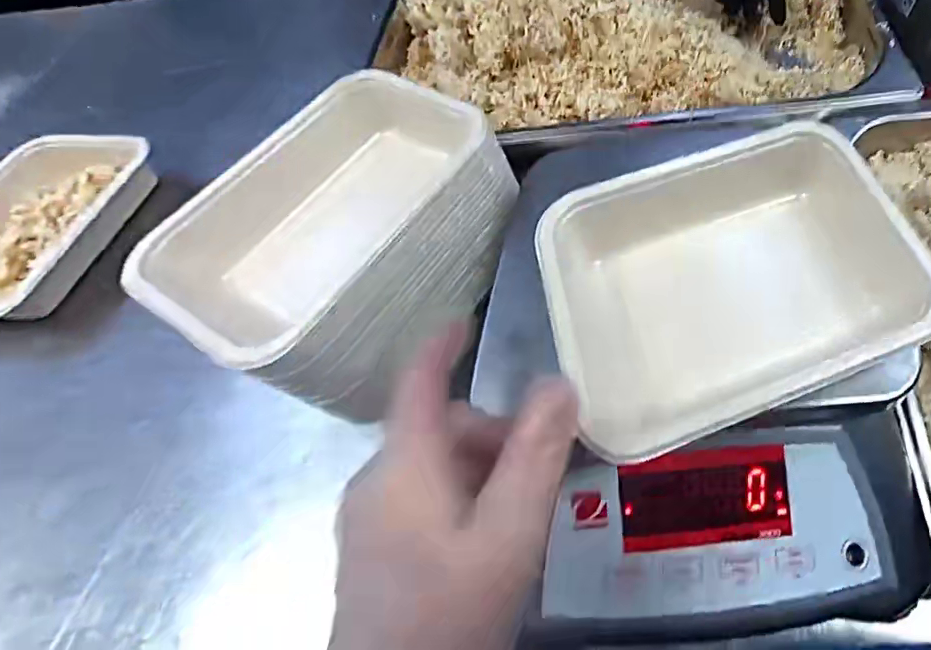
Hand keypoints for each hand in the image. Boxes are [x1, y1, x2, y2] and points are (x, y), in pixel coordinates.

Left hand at [331, 325, 577, 649]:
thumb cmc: (449, 612)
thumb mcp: (509, 529)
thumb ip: (536, 452)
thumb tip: (560, 380)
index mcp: (401, 469)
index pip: (418, 386)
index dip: (441, 347)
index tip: (467, 319)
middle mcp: (376, 485)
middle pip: (447, 427)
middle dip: (499, 434)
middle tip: (541, 473)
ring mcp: (370, 523)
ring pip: (441, 463)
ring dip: (489, 468)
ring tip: (522, 513)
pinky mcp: (375, 553)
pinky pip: (429, 494)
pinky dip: (469, 494)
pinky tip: (492, 538)